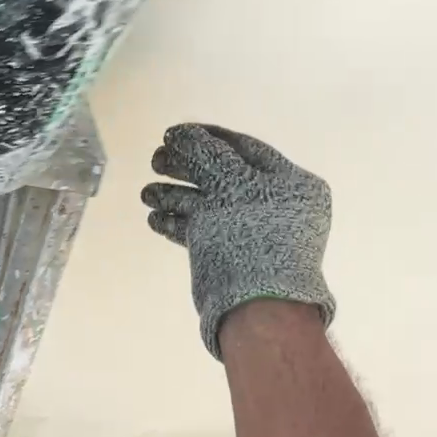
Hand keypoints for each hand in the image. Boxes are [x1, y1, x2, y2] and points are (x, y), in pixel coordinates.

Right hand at [141, 124, 334, 358]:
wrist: (258, 303)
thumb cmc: (257, 235)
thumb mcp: (235, 183)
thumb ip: (209, 154)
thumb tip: (180, 133)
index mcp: (290, 183)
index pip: (243, 148)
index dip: (207, 136)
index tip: (173, 133)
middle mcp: (271, 203)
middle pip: (219, 173)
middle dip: (184, 165)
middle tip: (155, 160)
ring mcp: (248, 228)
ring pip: (204, 201)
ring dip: (172, 194)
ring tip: (146, 194)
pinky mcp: (226, 251)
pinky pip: (197, 228)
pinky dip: (174, 221)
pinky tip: (155, 218)